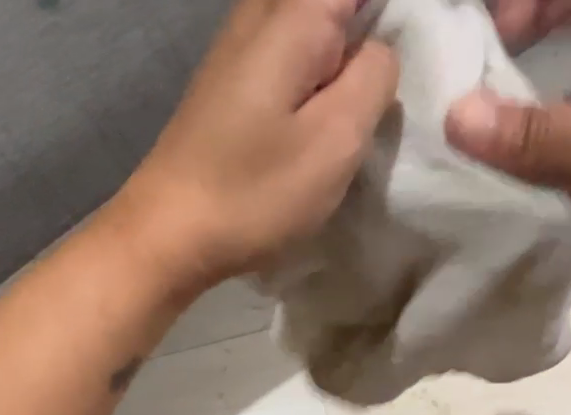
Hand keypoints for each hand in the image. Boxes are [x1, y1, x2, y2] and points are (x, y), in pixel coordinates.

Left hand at [106, 0, 399, 295]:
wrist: (167, 235)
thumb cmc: (254, 191)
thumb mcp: (336, 139)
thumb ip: (374, 78)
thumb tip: (377, 52)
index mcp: (293, 14)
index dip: (393, 11)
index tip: (403, 64)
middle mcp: (260, 12)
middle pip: (331, 2)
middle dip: (367, 28)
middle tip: (383, 90)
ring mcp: (237, 47)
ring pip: (308, 25)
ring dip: (341, 55)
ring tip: (361, 103)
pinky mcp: (228, 86)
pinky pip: (286, 52)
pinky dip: (313, 71)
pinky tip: (320, 113)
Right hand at [449, 0, 570, 285]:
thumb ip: (538, 135)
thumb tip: (453, 117)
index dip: (527, 4)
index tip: (479, 43)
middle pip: (568, 45)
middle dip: (514, 69)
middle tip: (462, 102)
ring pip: (568, 110)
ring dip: (525, 130)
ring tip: (472, 155)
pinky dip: (546, 173)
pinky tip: (513, 193)